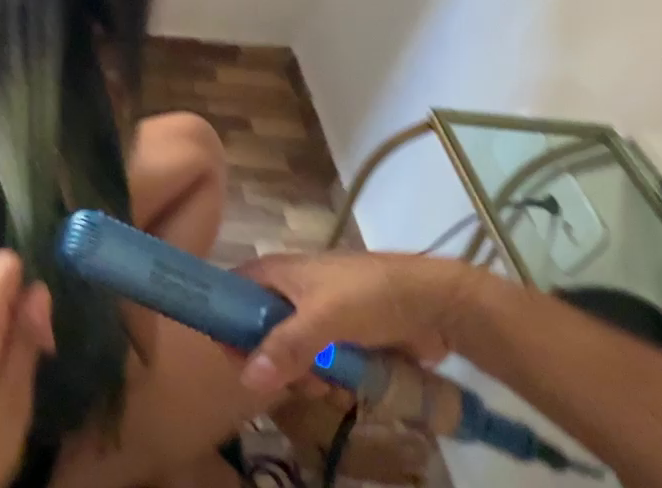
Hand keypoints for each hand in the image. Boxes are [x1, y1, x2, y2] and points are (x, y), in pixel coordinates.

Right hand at [234, 253, 480, 402]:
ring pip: (293, 356)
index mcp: (277, 273)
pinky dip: (330, 381)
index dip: (227, 323)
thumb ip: (286, 349)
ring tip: (328, 386)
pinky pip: (321, 367)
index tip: (236, 358)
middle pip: (261, 333)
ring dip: (306, 378)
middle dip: (275, 363)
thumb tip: (247, 380)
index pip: (233, 293)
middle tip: (295, 379)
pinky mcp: (344, 341)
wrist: (435, 303)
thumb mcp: (323, 320)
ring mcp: (318, 318)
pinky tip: (346, 389)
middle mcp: (291, 293)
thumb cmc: (369, 296)